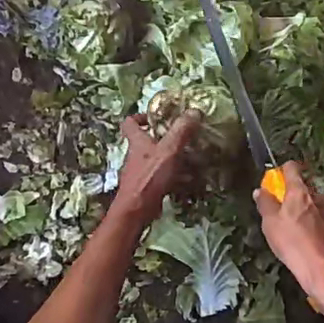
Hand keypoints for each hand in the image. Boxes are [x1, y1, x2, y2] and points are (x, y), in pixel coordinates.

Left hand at [110, 111, 199, 228]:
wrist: (137, 211)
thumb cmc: (150, 177)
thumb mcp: (168, 150)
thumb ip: (181, 131)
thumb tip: (193, 111)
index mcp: (137, 142)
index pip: (130, 123)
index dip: (140, 117)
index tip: (155, 116)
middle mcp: (135, 156)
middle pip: (147, 142)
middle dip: (164, 139)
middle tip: (183, 138)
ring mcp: (140, 173)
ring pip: (156, 160)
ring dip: (172, 159)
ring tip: (192, 158)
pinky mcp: (146, 188)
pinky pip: (162, 177)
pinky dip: (175, 177)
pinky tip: (190, 180)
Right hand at [255, 162, 323, 312]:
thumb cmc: (293, 243)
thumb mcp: (270, 224)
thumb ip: (265, 204)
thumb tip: (261, 190)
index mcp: (300, 192)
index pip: (292, 168)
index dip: (283, 169)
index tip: (277, 177)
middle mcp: (318, 197)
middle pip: (304, 189)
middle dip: (294, 197)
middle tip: (283, 212)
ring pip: (315, 206)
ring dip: (306, 212)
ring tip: (297, 231)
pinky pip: (323, 220)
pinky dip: (316, 225)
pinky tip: (310, 240)